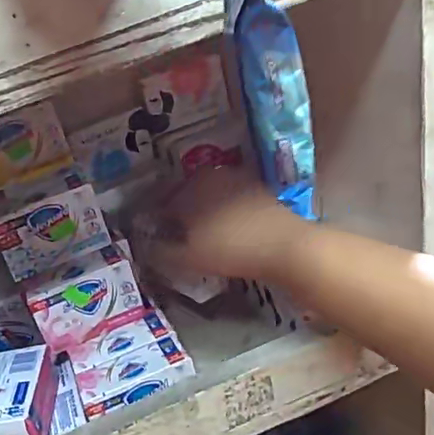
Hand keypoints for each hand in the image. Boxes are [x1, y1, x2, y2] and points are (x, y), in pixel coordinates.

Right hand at [147, 167, 307, 281]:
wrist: (287, 246)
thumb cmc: (231, 249)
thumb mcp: (188, 258)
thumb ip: (162, 253)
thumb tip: (146, 248)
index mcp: (188, 186)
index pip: (161, 201)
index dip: (154, 219)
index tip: (151, 235)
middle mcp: (211, 176)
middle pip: (186, 194)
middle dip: (178, 212)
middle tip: (174, 235)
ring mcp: (238, 180)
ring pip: (210, 196)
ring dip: (201, 212)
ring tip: (198, 235)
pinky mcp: (259, 191)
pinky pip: (231, 202)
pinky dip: (224, 214)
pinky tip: (226, 232)